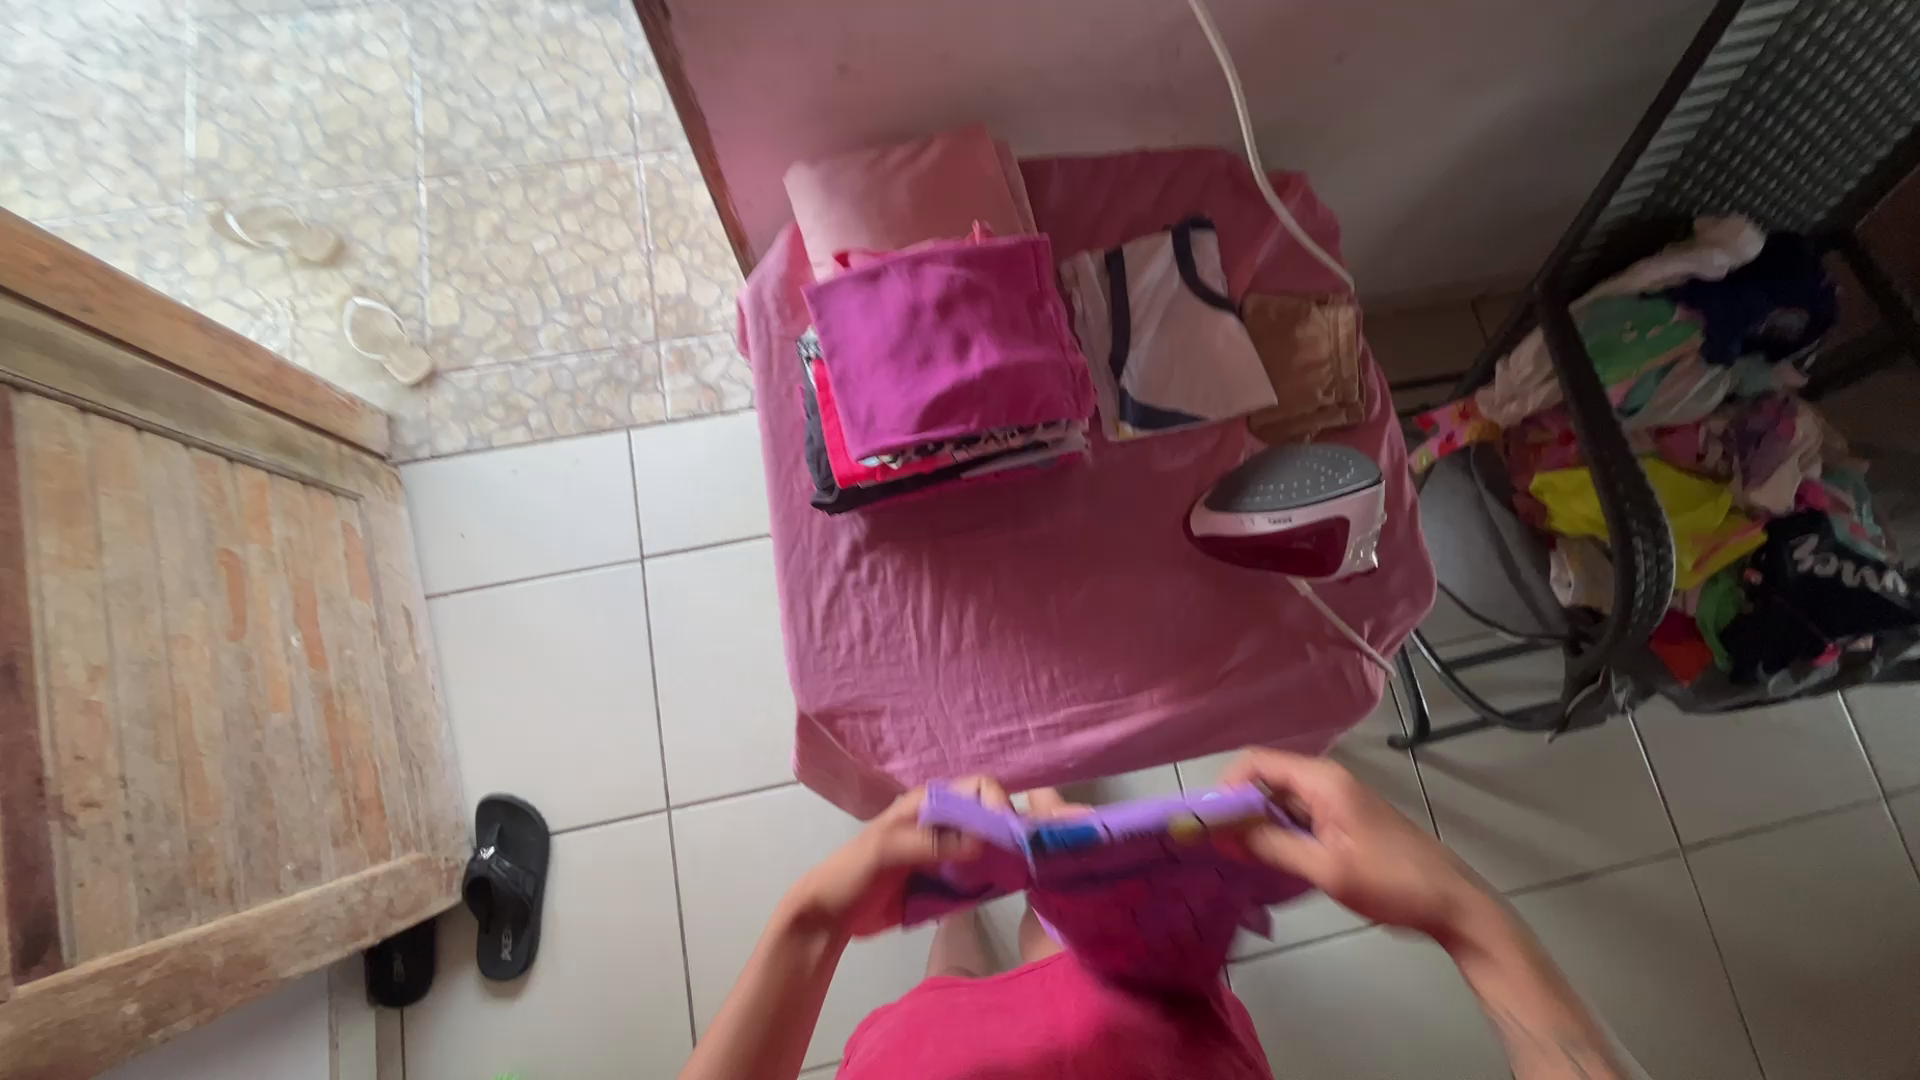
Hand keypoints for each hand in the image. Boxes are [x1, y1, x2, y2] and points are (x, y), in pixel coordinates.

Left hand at [785, 777, 1008, 938]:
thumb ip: (930, 843)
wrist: (832, 915)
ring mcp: (946, 852)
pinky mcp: (946, 881)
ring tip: (1015, 879)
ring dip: (1003, 860)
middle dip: (1007, 834)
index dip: (998, 803)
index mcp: (928, 802)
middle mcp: (943, 822)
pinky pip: (978, 876)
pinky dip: (990, 882)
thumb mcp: (886, 850)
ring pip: (988, 847)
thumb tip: (980, 843)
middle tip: (1021, 861)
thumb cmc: (853, 872)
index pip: (978, 787)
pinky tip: (998, 892)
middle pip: (988, 816)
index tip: (1010, 835)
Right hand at [1220, 748, 1496, 943]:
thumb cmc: (1391, 883)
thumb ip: (1272, 846)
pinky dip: (1278, 829)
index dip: (1227, 785)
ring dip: (1257, 820)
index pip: (1256, 762)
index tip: (1210, 819)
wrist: (1455, 906)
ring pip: (1280, 797)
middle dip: (1238, 805)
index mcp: (1322, 780)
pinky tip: (1269, 855)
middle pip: (1265, 778)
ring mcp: (1336, 799)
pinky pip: (1297, 813)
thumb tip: (1225, 833)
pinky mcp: (1343, 818)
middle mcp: (1326, 780)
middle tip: (1219, 840)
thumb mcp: (1326, 869)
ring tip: (1238, 851)